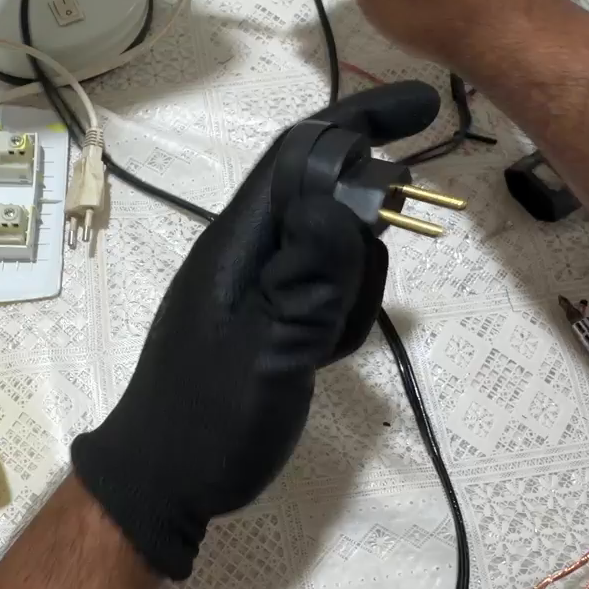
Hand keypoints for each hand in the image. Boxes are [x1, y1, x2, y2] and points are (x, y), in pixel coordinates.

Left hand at [70, 83, 439, 578]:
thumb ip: (310, 272)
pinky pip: (320, 293)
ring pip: (328, 248)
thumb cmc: (210, 419)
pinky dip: (341, 311)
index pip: (300, 154)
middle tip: (405, 233)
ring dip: (354, 277)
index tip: (424, 108)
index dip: (358, 122)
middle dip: (368, 206)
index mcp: (239, 242)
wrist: (164, 480)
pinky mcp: (267, 321)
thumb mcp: (270, 348)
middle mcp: (247, 252)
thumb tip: (344, 191)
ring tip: (334, 340)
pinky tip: (327, 356)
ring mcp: (256, 288)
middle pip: (320, 194)